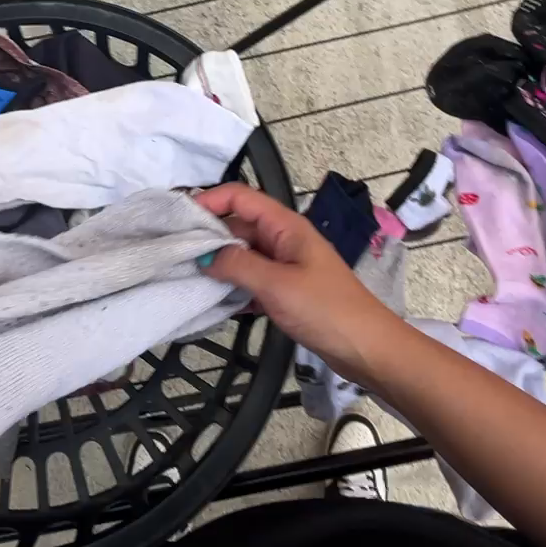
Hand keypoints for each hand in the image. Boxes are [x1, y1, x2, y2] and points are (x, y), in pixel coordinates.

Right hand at [195, 183, 401, 382]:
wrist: (369, 350)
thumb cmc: (326, 310)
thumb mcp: (277, 286)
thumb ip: (238, 265)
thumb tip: (203, 255)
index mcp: (285, 225)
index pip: (240, 196)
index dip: (209, 200)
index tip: (180, 219)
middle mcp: (283, 238)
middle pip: (238, 223)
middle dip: (209, 234)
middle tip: (176, 251)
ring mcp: (285, 264)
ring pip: (243, 252)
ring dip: (219, 261)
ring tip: (188, 274)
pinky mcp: (286, 289)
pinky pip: (252, 277)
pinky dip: (234, 285)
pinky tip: (216, 300)